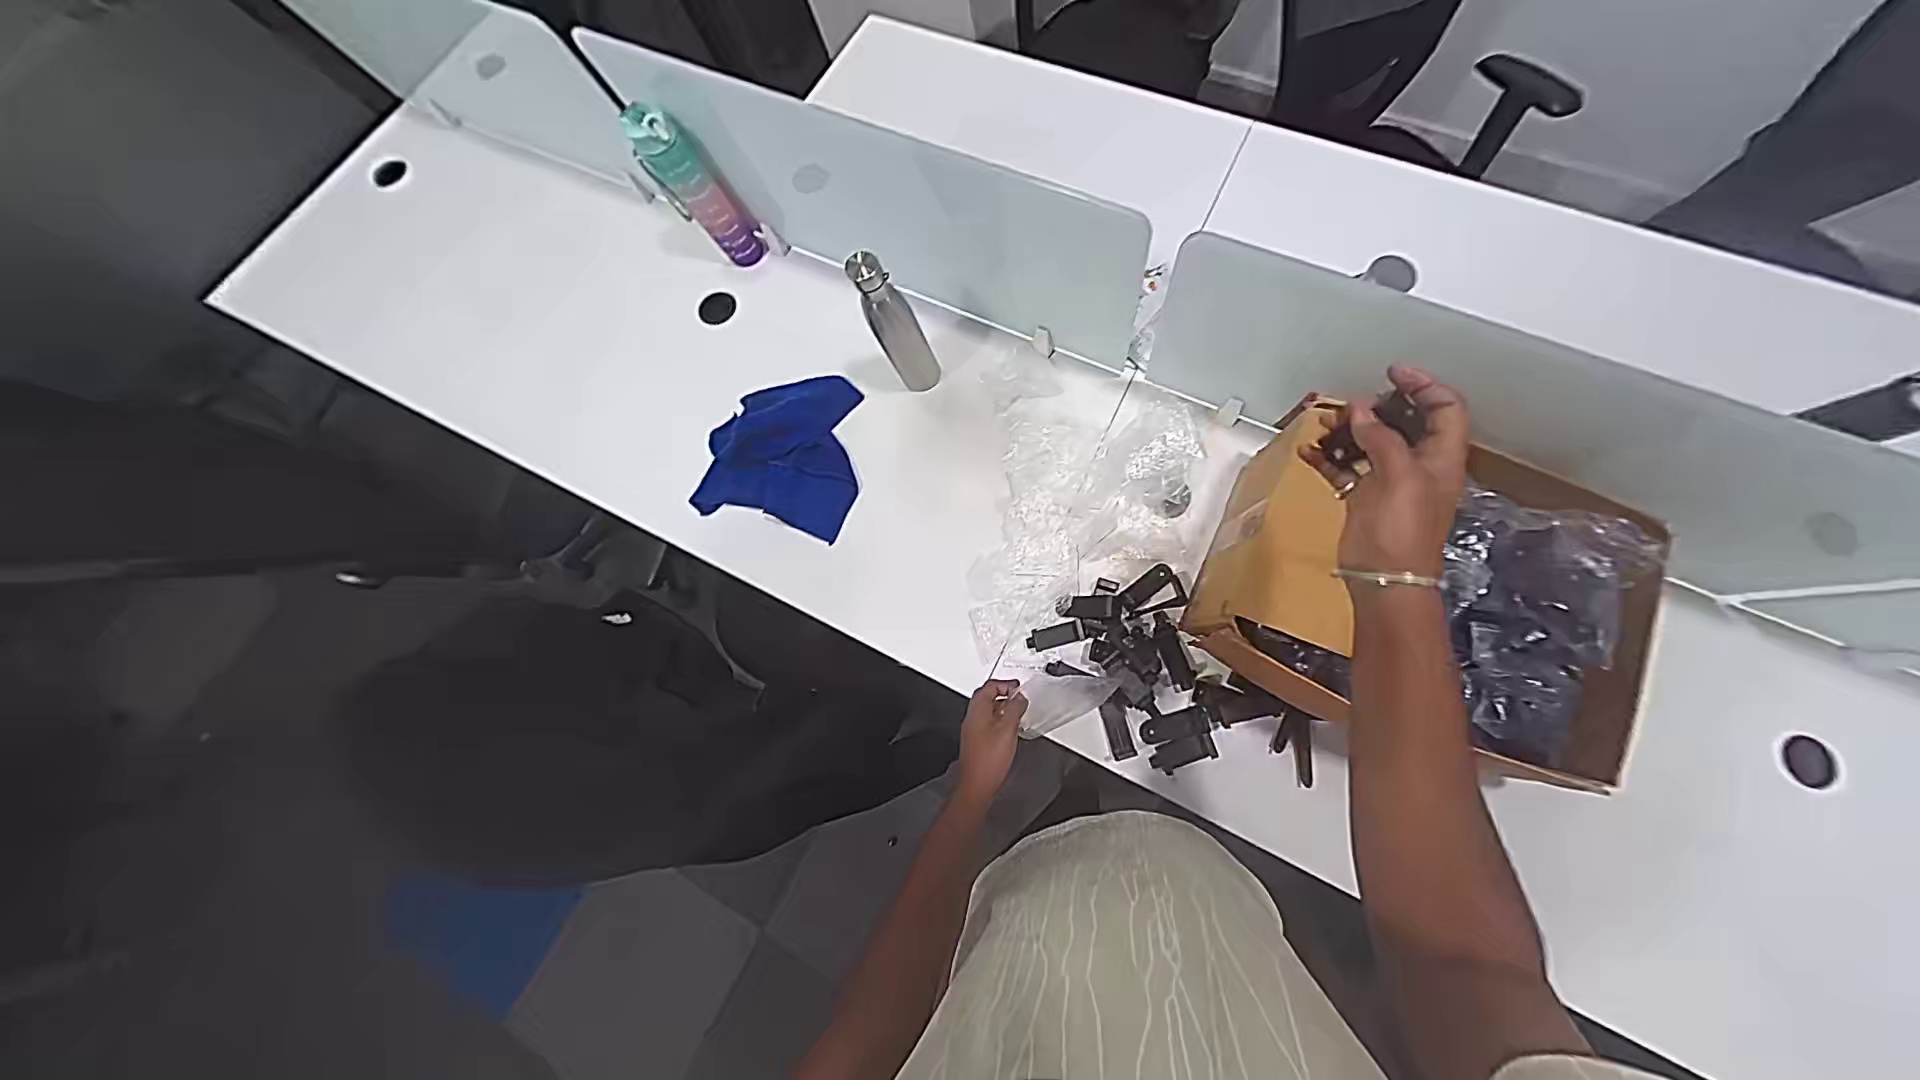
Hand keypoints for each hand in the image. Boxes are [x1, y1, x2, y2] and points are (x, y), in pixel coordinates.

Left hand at [955, 679, 1025, 806]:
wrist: (976, 785)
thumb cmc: (988, 761)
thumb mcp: (1008, 729)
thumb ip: (1015, 710)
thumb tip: (1020, 698)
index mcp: (977, 710)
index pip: (989, 687)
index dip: (1004, 684)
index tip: (1017, 687)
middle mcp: (972, 718)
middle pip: (986, 697)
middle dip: (1003, 694)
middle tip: (1017, 696)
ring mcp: (972, 730)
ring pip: (987, 710)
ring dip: (1001, 707)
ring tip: (1016, 711)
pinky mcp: (976, 741)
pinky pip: (987, 723)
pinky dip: (999, 720)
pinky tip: (1009, 729)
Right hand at [1302, 366, 1469, 582]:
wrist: (1384, 578)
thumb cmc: (1403, 531)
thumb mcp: (1400, 477)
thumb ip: (1382, 440)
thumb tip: (1361, 411)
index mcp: (1440, 457)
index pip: (1444, 408)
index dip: (1424, 385)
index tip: (1393, 372)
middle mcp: (1417, 464)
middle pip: (1402, 422)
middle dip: (1376, 407)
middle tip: (1349, 402)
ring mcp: (1388, 481)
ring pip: (1369, 443)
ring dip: (1346, 431)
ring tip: (1323, 423)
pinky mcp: (1362, 497)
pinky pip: (1344, 468)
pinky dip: (1327, 458)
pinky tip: (1309, 452)